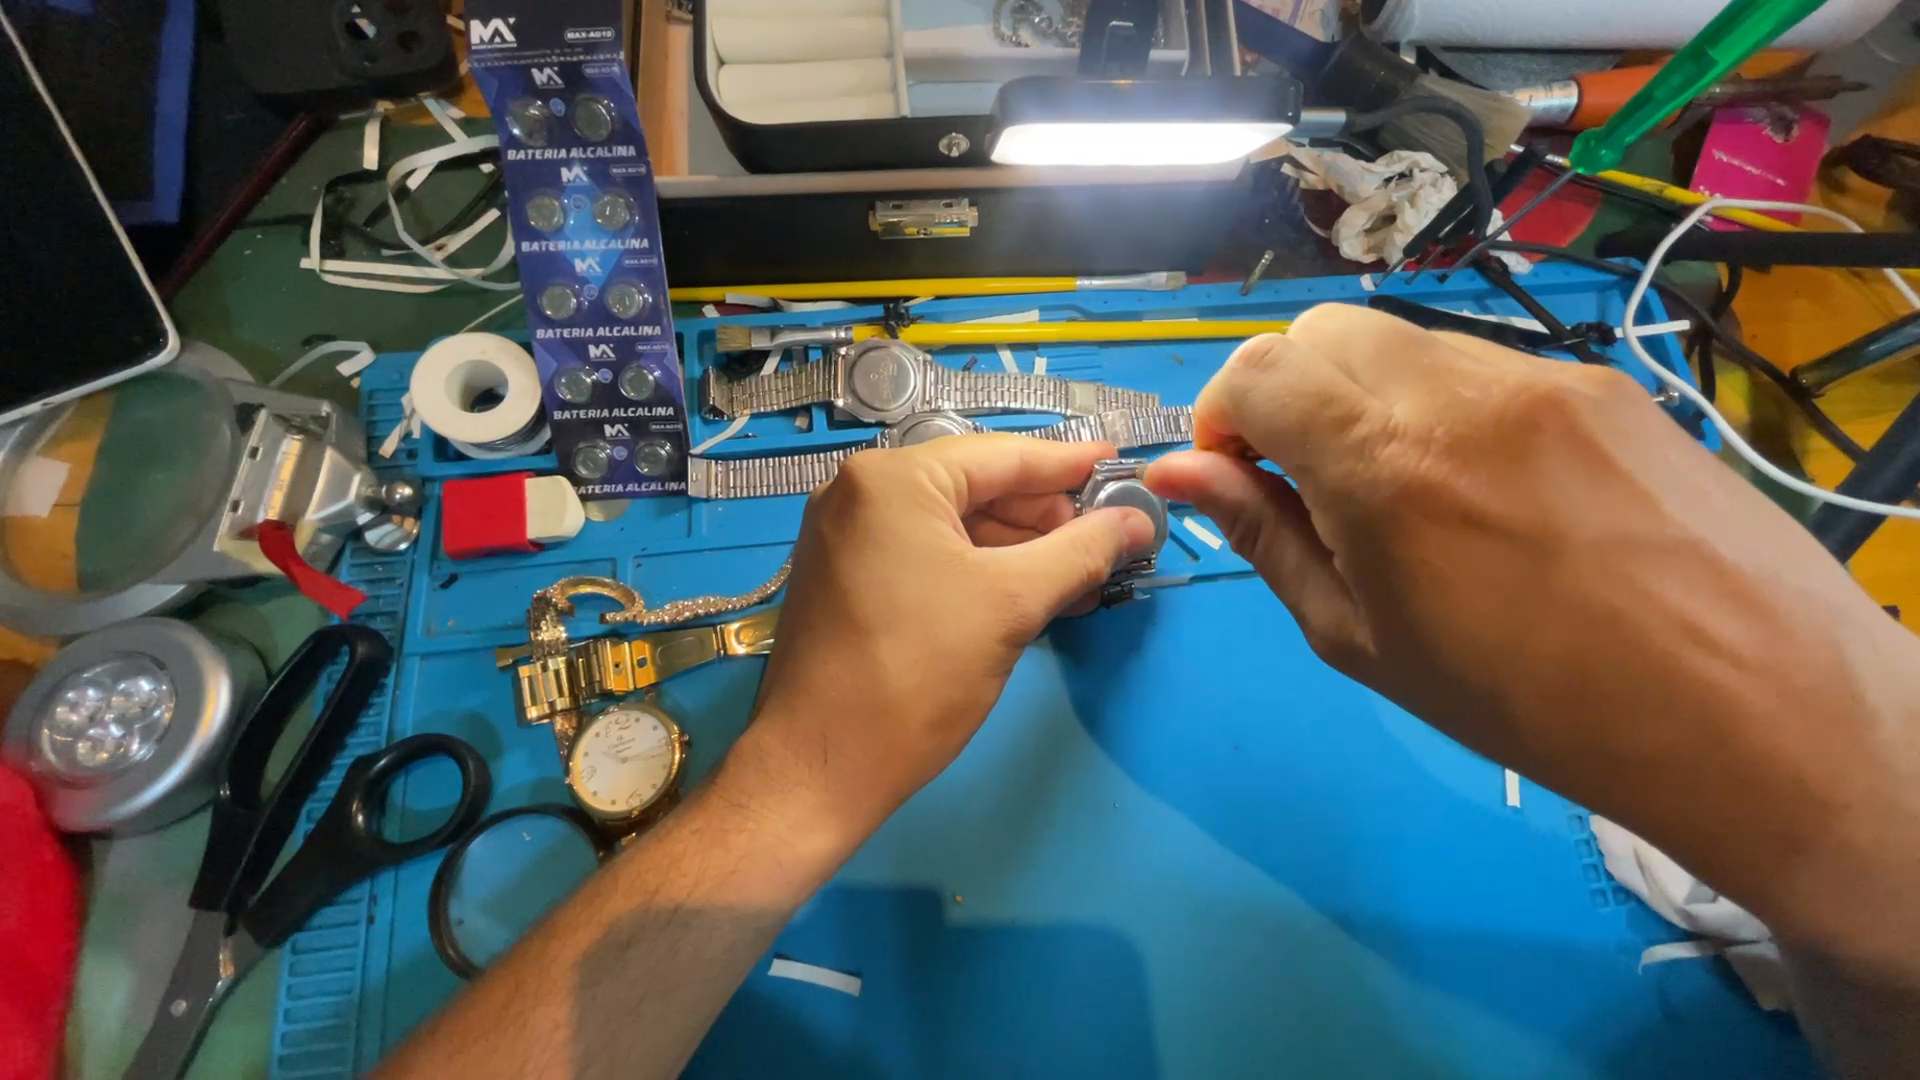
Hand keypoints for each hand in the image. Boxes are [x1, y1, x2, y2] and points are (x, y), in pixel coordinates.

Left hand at [717, 435, 1156, 849]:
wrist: (819, 770)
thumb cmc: (917, 676)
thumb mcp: (1010, 605)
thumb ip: (1080, 551)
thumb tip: (1136, 521)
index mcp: (893, 480)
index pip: (1000, 456)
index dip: (1067, 464)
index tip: (1118, 463)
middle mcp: (861, 492)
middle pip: (976, 489)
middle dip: (1046, 517)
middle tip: (1109, 539)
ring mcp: (849, 536)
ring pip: (954, 527)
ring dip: (1019, 550)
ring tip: (1082, 575)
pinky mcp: (849, 577)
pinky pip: (928, 556)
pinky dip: (980, 571)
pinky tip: (1031, 592)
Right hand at [1146, 304, 1919, 967]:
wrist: (1754, 715)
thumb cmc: (1516, 699)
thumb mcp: (1352, 632)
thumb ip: (1258, 531)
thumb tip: (1176, 473)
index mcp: (1381, 463)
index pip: (1256, 371)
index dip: (1219, 416)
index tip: (1232, 474)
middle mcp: (1454, 390)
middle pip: (1316, 332)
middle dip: (1276, 392)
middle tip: (1293, 474)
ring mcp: (1536, 375)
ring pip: (1391, 339)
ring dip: (1349, 394)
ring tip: (1383, 483)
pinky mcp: (1595, 382)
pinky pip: (1469, 362)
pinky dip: (1424, 401)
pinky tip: (1465, 480)